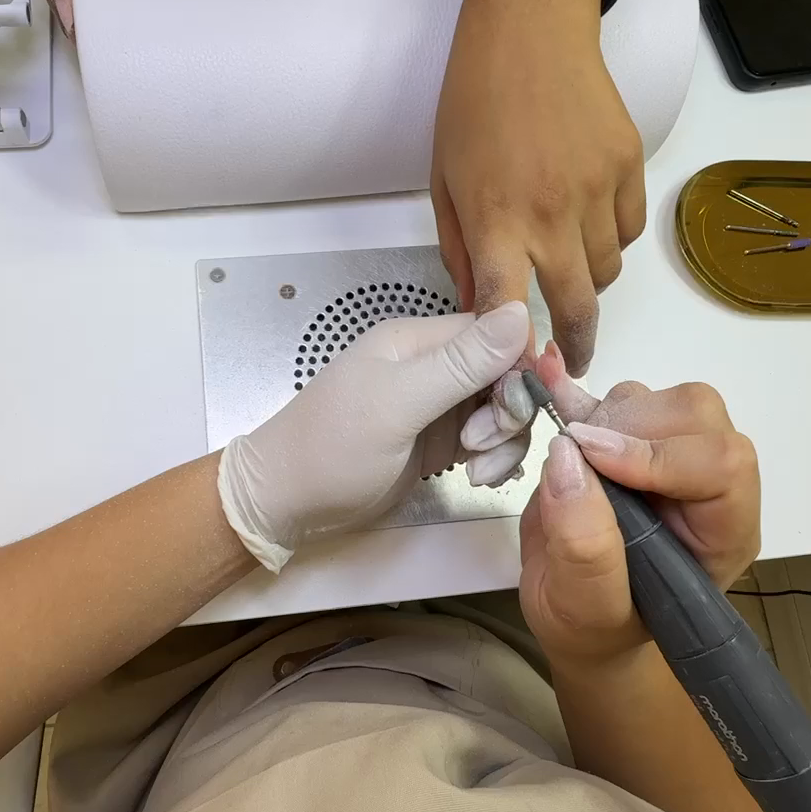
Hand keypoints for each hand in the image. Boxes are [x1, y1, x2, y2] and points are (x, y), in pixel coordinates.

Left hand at [218, 302, 530, 570]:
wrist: (289, 501)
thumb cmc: (334, 446)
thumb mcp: (397, 403)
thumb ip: (460, 363)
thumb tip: (521, 310)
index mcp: (417, 341)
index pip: (494, 334)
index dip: (520, 366)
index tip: (521, 405)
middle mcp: (432, 366)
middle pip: (505, 375)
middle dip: (509, 412)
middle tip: (479, 444)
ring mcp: (437, 405)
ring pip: (502, 411)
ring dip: (503, 442)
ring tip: (476, 470)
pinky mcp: (439, 440)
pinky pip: (488, 440)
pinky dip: (493, 458)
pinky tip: (476, 478)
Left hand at [430, 0, 645, 378]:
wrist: (530, 26)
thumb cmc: (470, 106)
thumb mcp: (444, 183)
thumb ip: (462, 251)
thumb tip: (479, 305)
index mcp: (497, 222)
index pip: (507, 309)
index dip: (512, 354)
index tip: (519, 378)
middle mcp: (553, 216)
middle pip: (577, 305)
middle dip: (576, 343)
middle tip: (571, 362)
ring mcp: (599, 190)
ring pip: (608, 270)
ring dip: (588, 283)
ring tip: (567, 269)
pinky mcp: (631, 166)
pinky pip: (629, 229)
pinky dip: (611, 241)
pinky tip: (588, 224)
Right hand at [517, 347, 759, 669]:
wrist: (573, 617)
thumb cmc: (591, 626)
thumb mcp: (585, 608)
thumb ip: (585, 548)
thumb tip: (569, 456)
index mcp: (721, 531)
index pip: (722, 465)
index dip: (655, 452)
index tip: (588, 456)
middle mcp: (704, 484)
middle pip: (697, 415)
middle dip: (628, 423)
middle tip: (575, 453)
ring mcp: (665, 456)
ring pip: (656, 397)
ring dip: (602, 412)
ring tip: (565, 450)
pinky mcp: (623, 439)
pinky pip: (611, 396)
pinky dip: (574, 390)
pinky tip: (547, 385)